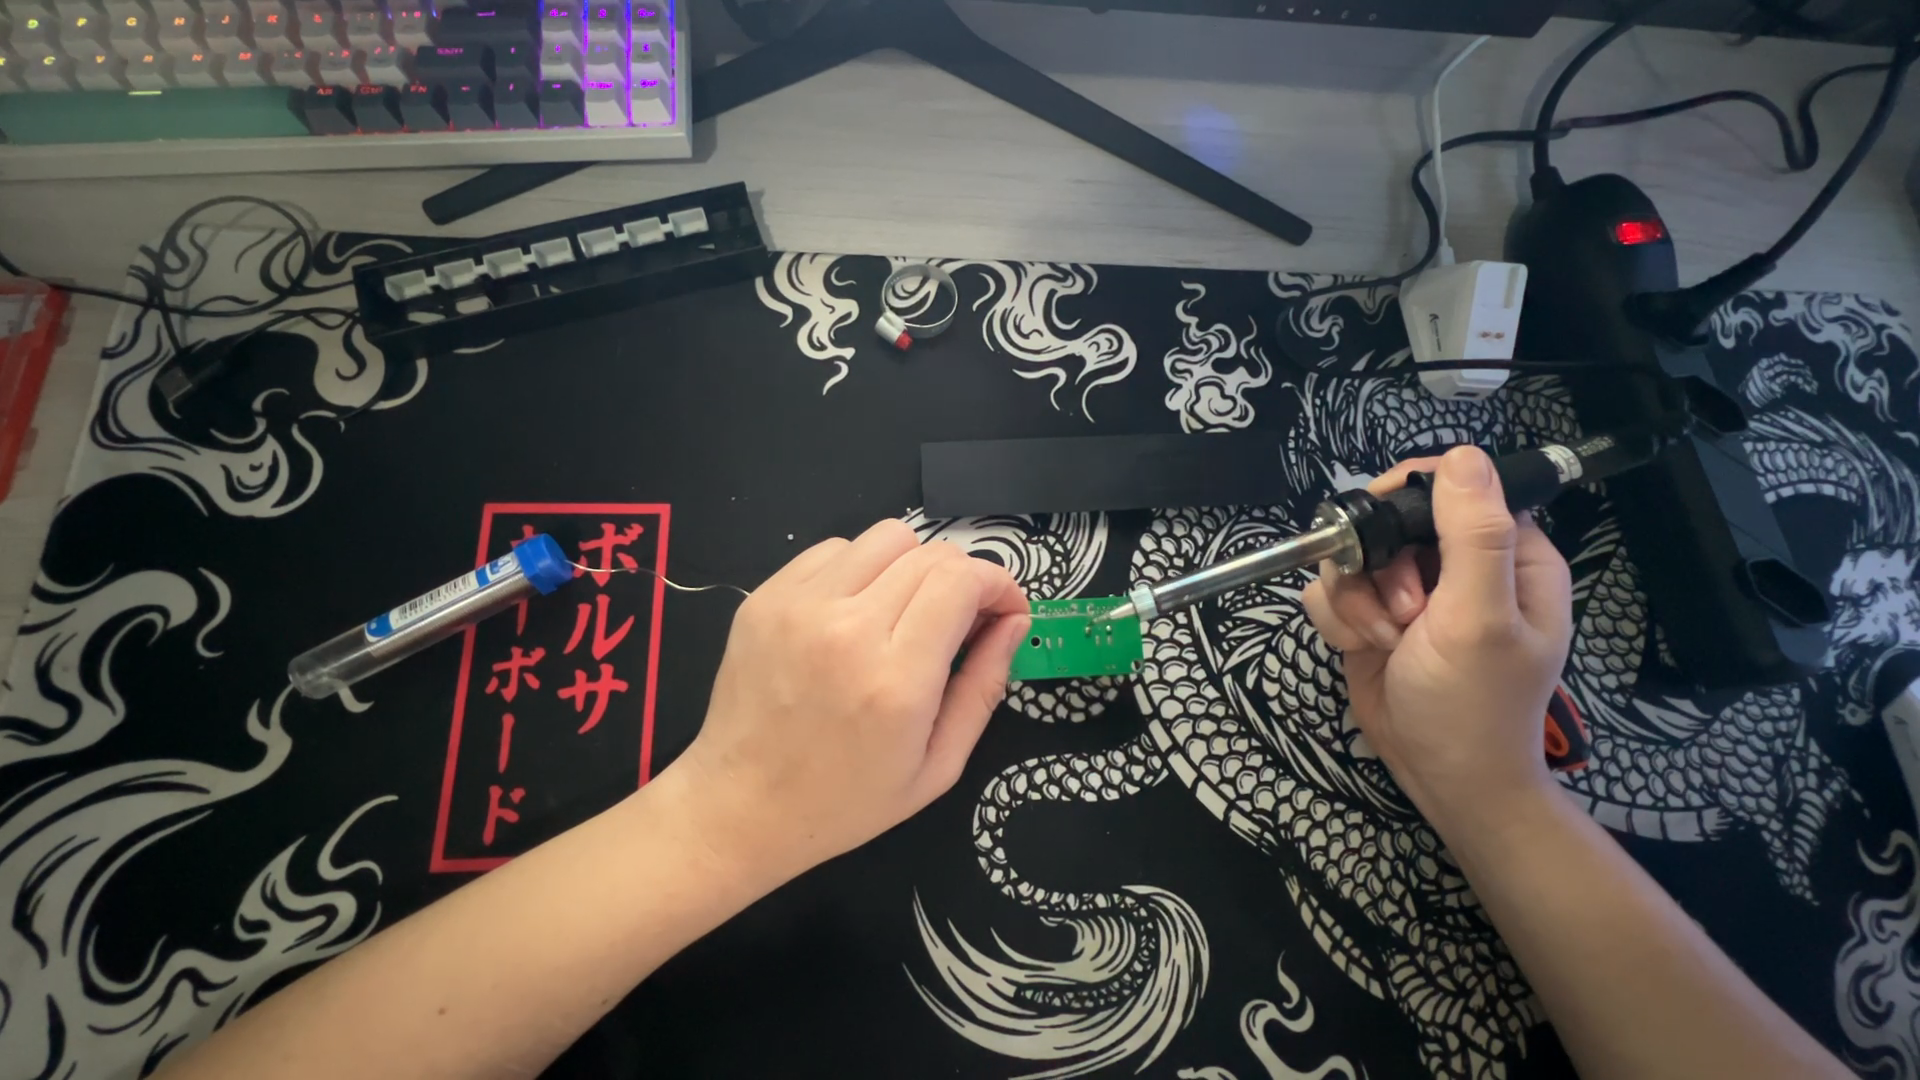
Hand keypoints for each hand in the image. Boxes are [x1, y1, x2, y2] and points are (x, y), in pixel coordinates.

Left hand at [668, 519, 1030, 883]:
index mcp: (896, 679)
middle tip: (962, 620)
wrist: (739, 806)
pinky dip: (862, 570)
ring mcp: (799, 605)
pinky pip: (835, 549)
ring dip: (914, 567)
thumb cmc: (846, 802)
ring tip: (905, 613)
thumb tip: (1014, 622)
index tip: (1005, 609)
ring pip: (886, 537)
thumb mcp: (937, 766)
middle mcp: (847, 628)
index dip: (999, 583)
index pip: (962, 580)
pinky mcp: (766, 596)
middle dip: (965, 577)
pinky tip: (856, 613)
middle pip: (931, 553)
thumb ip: (984, 688)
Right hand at [1301, 447, 1573, 834]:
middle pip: (1388, 521)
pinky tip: (1364, 648)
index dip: (1412, 495)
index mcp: (1506, 556)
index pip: (1456, 488)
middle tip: (1403, 611)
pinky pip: (1329, 591)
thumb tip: (1463, 455)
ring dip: (1356, 600)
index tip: (1382, 519)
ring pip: (1350, 557)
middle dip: (1379, 566)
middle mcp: (1454, 566)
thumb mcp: (1479, 617)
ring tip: (1386, 639)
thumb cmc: (1473, 701)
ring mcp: (1406, 592)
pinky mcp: (1367, 615)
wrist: (1437, 772)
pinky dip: (1338, 620)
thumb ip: (1472, 536)